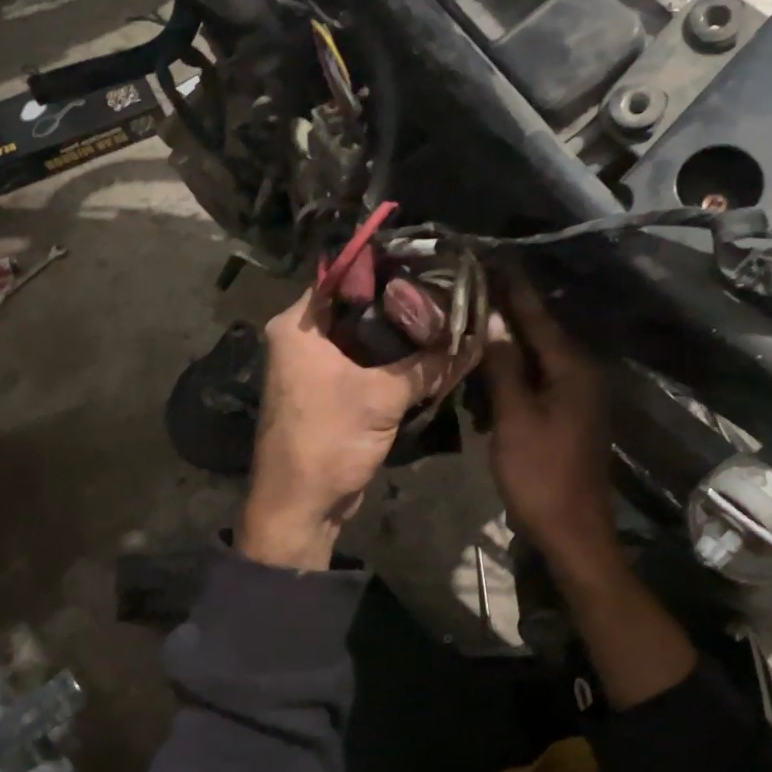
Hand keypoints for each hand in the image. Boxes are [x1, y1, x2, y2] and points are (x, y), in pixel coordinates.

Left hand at [238, 289, 472, 569]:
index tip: (428, 263)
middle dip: (401, 305)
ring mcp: (317, 368)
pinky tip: (432, 355)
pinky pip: (367, 367)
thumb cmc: (327, 441)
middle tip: (447, 293)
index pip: (343, 277)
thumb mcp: (382, 398)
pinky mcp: (333, 394)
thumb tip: (473, 340)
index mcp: (298, 326)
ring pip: (365, 339)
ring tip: (447, 319)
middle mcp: (303, 340)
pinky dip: (395, 363)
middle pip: (358, 308)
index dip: (386, 270)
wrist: (301, 507)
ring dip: (402, 337)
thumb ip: (428, 366)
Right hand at [484, 271, 616, 574]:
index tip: (491, 255)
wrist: (574, 531)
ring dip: (506, 346)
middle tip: (471, 287)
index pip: (536, 314)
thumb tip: (491, 320)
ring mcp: (579, 396)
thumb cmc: (541, 474)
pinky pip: (539, 382)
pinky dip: (514, 375)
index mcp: (572, 367)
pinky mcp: (570, 416)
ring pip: (537, 359)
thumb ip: (504, 366)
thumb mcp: (515, 417)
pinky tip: (487, 373)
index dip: (512, 286)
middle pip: (538, 333)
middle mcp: (581, 373)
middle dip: (505, 311)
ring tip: (471, 323)